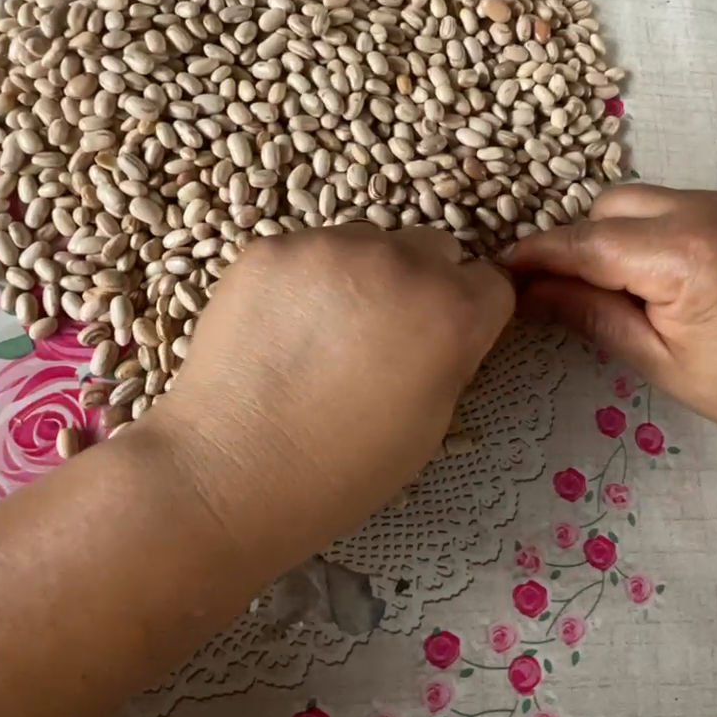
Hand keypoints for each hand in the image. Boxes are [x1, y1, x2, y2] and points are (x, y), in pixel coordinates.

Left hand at [144, 224, 513, 567]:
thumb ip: (453, 354)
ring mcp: (328, 245)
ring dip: (365, 274)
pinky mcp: (271, 245)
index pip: (491, 282)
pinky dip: (309, 278)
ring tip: (325, 331)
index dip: (473, 313)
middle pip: (435, 248)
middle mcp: (397, 261)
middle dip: (424, 283)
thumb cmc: (339, 470)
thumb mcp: (432, 424)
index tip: (447, 337)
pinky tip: (283, 325)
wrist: (225, 475)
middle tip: (385, 333)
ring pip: (370, 242)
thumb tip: (448, 323)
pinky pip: (311, 249)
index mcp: (449, 310)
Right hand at [503, 185, 716, 466]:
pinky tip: (671, 273)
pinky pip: (681, 203)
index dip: (539, 255)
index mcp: (686, 256)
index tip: (503, 271)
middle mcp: (710, 208)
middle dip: (581, 242)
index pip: (586, 242)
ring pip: (643, 199)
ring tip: (627, 286)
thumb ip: (590, 314)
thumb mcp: (662, 363)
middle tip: (572, 292)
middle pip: (610, 206)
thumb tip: (526, 293)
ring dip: (619, 234)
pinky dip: (657, 230)